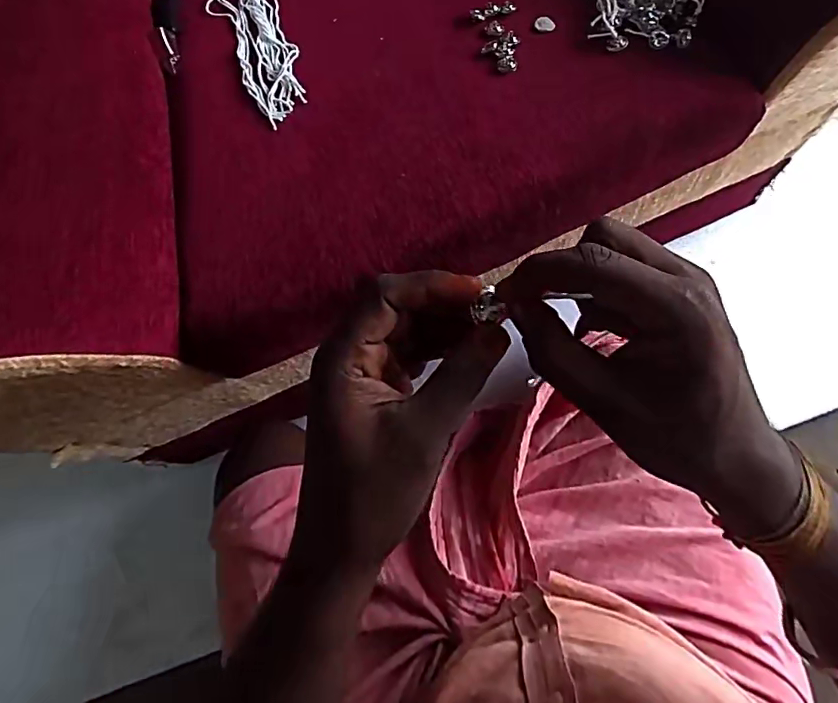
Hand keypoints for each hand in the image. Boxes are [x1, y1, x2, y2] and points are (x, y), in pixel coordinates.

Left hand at [294, 272, 508, 575]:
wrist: (340, 550)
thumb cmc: (374, 494)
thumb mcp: (424, 431)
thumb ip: (461, 375)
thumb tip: (498, 330)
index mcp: (343, 355)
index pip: (384, 294)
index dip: (431, 286)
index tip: (479, 293)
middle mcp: (346, 353)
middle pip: (394, 306)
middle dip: (442, 303)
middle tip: (492, 310)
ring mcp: (358, 371)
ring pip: (403, 327)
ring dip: (443, 324)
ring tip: (488, 327)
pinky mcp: (372, 389)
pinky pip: (406, 352)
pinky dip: (436, 348)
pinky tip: (468, 350)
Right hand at [501, 218, 801, 534]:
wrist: (740, 455)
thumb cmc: (680, 439)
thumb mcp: (604, 403)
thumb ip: (552, 350)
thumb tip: (517, 306)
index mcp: (676, 309)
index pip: (592, 262)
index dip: (540, 271)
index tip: (508, 293)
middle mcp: (687, 278)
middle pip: (603, 238)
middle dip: (562, 267)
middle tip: (536, 304)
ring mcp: (690, 277)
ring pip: (614, 244)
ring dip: (581, 274)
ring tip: (573, 322)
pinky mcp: (684, 284)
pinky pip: (628, 262)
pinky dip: (600, 283)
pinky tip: (598, 324)